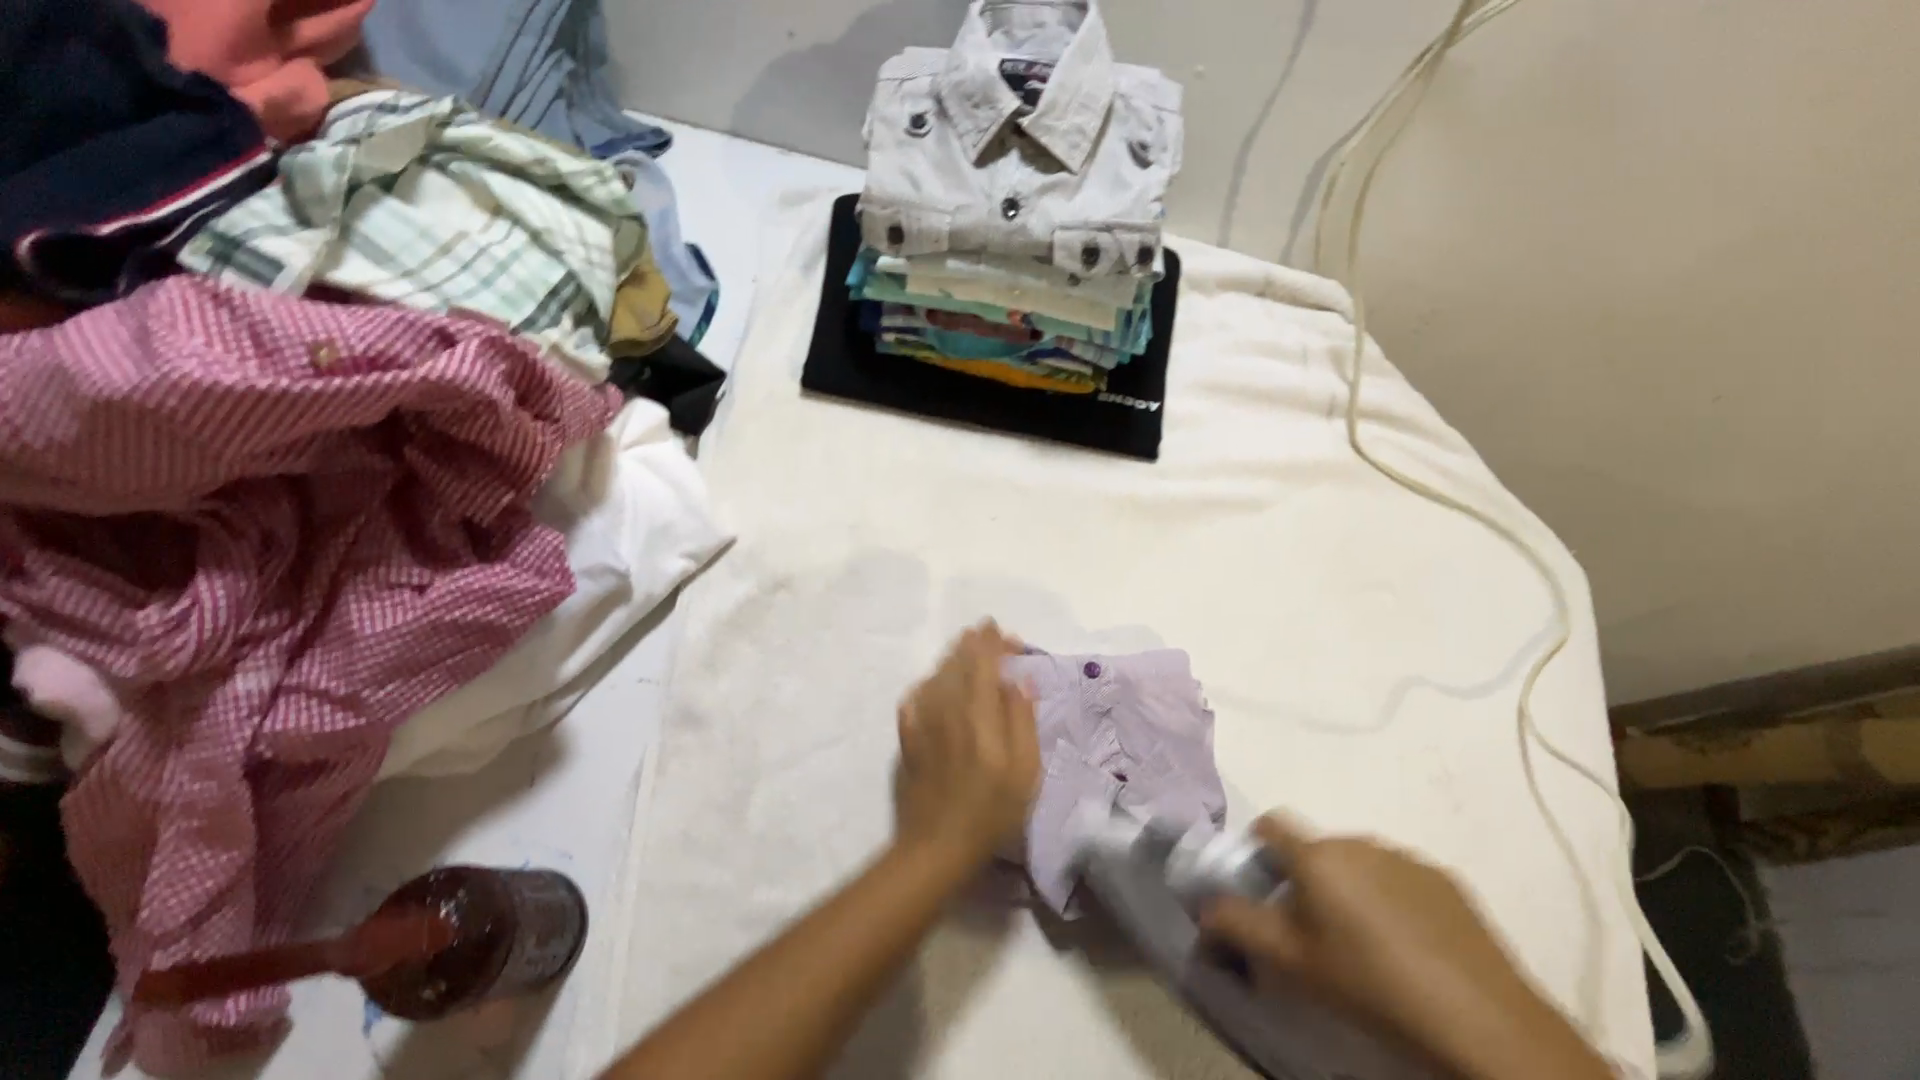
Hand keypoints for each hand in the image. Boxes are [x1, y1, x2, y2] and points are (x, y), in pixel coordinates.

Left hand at [894, 622, 1040, 869]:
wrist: (937, 846)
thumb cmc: (992, 811)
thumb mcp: (1024, 770)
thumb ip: (1021, 720)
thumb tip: (1019, 681)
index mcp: (978, 713)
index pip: (982, 662)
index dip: (990, 642)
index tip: (999, 629)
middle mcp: (946, 709)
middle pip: (956, 664)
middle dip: (971, 645)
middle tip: (985, 634)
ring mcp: (922, 723)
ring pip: (934, 677)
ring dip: (951, 659)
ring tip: (964, 651)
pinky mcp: (907, 740)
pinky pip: (915, 699)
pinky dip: (928, 684)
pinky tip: (933, 686)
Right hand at [1202, 815, 1611, 1079]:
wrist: (1481, 1020)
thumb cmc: (1369, 985)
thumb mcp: (1290, 963)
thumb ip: (1237, 925)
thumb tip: (1204, 906)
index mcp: (1318, 855)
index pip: (1269, 825)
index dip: (1255, 851)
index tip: (1259, 891)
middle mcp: (1360, 841)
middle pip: (1315, 849)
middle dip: (1304, 881)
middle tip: (1309, 935)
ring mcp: (1409, 858)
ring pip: (1359, 864)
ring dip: (1349, 891)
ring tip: (1362, 947)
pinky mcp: (1448, 881)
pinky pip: (1400, 879)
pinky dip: (1390, 902)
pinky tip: (1406, 950)